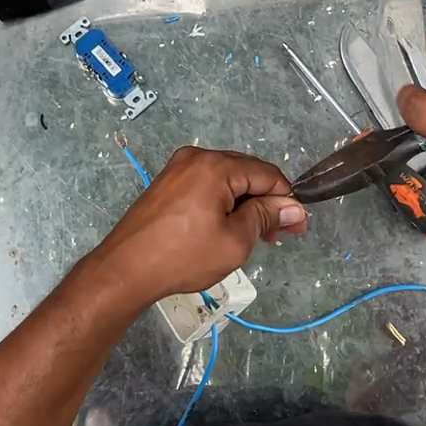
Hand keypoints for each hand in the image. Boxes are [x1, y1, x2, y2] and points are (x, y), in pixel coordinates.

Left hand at [87, 146, 308, 304]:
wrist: (126, 268)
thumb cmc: (184, 256)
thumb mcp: (235, 241)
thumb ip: (265, 217)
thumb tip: (294, 207)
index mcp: (215, 165)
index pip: (266, 173)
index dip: (287, 200)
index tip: (298, 227)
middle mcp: (196, 158)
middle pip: (246, 173)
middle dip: (266, 202)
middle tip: (279, 236)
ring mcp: (178, 169)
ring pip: (226, 180)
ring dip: (245, 204)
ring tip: (256, 236)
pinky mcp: (167, 184)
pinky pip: (206, 186)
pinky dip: (223, 203)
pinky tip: (230, 227)